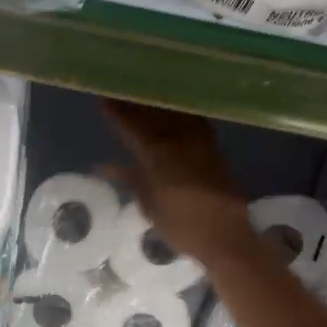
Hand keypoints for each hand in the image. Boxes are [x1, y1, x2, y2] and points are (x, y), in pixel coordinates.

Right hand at [102, 100, 257, 264]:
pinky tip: (171, 111)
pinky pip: (190, 118)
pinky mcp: (212, 143)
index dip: (115, 112)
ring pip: (171, 112)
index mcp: (157, 154)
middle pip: (151, 113)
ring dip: (156, 104)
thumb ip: (130, 179)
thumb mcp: (149, 205)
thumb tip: (105, 166)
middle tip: (119, 93)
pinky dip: (177, 112)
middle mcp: (177, 138)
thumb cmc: (181, 226)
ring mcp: (197, 138)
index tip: (102, 99)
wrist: (224, 233)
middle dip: (134, 104)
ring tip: (142, 98)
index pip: (130, 126)